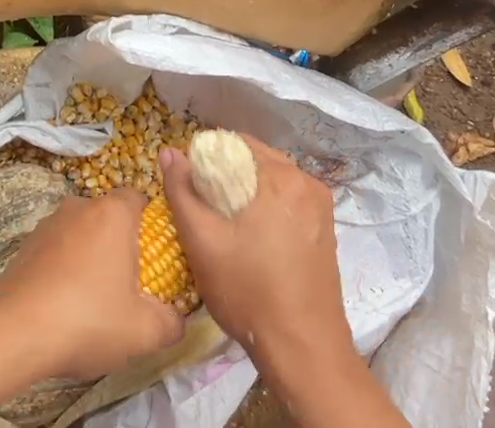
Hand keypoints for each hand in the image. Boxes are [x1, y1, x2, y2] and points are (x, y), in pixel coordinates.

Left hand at [0, 189, 183, 379]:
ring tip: (96, 297)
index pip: (138, 198)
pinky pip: (57, 248)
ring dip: (91, 255)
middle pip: (109, 216)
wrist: (17, 331)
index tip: (157, 254)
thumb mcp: (146, 331)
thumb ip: (172, 321)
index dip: (151, 222)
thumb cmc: (89, 319)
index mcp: (111, 214)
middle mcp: (77, 208)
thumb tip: (176, 317)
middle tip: (131, 283)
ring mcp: (47, 224)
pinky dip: (66, 267)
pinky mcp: (26, 244)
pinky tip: (66, 302)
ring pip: (81, 232)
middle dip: (121, 243)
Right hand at [159, 135, 351, 372]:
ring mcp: (320, 209)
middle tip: (200, 205)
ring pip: (269, 181)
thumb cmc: (248, 291)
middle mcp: (307, 184)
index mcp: (282, 177)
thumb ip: (181, 189)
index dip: (204, 158)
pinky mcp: (325, 231)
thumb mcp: (201, 239)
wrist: (304, 350)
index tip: (188, 186)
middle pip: (253, 160)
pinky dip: (263, 207)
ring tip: (221, 222)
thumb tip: (169, 151)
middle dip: (224, 174)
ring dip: (243, 191)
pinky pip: (285, 201)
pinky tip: (248, 237)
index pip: (233, 143)